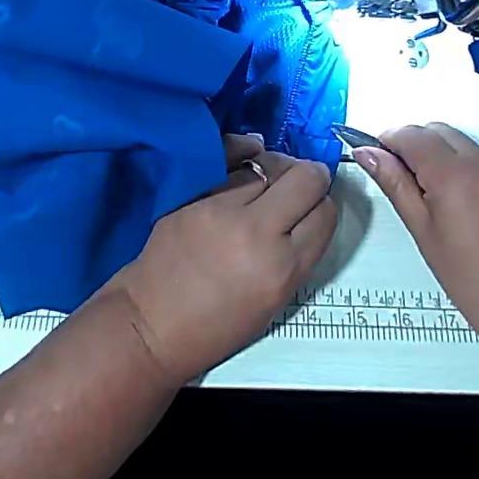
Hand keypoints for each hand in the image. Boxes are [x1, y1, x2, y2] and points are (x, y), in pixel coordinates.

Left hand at [94, 134, 338, 387]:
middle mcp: (258, 232)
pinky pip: (229, 160)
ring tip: (270, 176)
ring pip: (267, 165)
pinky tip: (250, 153)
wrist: (153, 322)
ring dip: (274, 167)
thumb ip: (295, 255)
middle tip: (302, 182)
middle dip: (311, 175)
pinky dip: (244, 154)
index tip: (314, 205)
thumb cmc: (217, 325)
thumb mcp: (273, 301)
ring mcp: (222, 209)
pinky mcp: (195, 194)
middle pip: (304, 179)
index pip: (325, 213)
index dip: (323, 204)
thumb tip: (307, 211)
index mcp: (284, 269)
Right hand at [352, 124, 478, 356]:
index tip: (376, 155)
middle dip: (415, 146)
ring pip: (467, 145)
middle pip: (439, 131)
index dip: (387, 141)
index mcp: (457, 175)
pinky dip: (475, 172)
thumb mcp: (425, 234)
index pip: (410, 134)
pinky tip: (473, 211)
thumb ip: (395, 184)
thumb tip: (370, 155)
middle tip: (404, 181)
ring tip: (442, 204)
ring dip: (446, 158)